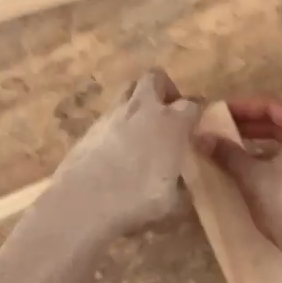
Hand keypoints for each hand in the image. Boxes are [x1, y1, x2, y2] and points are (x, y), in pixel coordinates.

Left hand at [51, 69, 202, 237]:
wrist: (84, 201)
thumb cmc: (138, 200)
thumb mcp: (173, 204)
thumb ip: (181, 188)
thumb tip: (181, 187)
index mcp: (172, 124)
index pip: (193, 105)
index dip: (197, 113)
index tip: (197, 125)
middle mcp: (144, 109)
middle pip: (156, 78)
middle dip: (165, 89)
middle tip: (168, 112)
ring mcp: (113, 114)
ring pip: (128, 88)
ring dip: (138, 99)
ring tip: (142, 124)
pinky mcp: (90, 127)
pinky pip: (109, 114)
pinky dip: (117, 122)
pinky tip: (117, 146)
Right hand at [194, 96, 281, 258]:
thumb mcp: (251, 177)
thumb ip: (227, 153)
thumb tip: (200, 136)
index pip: (275, 105)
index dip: (246, 106)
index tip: (223, 112)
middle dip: (256, 124)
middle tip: (229, 129)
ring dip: (268, 142)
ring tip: (242, 150)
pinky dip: (281, 159)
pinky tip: (263, 173)